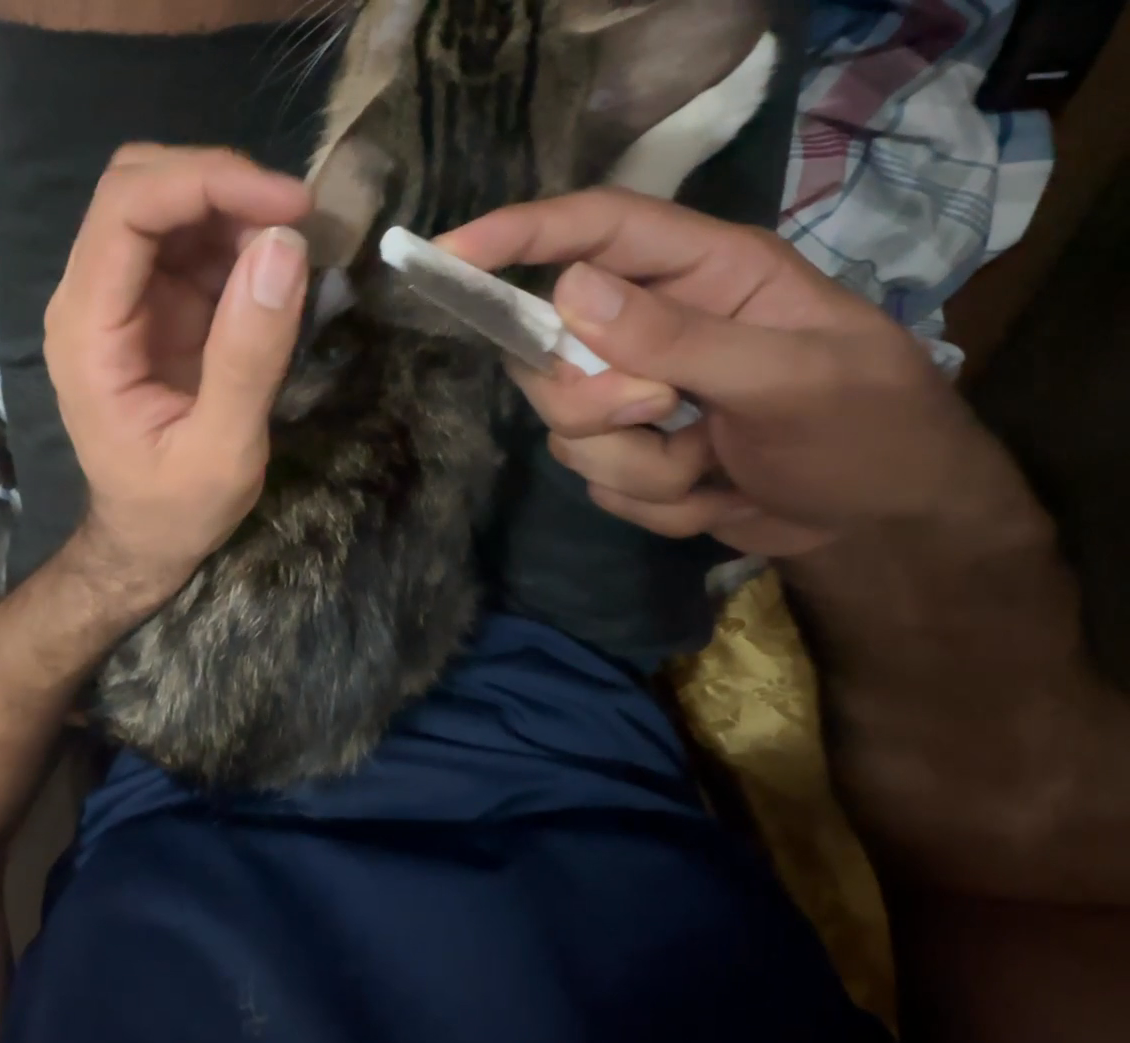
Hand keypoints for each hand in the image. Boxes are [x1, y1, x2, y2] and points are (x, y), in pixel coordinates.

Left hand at [45, 144, 311, 601]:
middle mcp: (89, 299)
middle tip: (297, 220)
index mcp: (87, 333)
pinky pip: (188, 237)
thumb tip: (285, 247)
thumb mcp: (221, 452)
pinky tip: (274, 268)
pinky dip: (236, 234)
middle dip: (219, 182)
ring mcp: (119, 296)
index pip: (125, 210)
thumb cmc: (173, 509)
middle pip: (136, 185)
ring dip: (233, 206)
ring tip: (295, 250)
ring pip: (163, 200)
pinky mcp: (151, 302)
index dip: (207, 182)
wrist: (144, 537)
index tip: (292, 205)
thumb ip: (248, 356)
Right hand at [438, 189, 999, 556]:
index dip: (519, 233)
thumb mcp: (794, 377)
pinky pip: (591, 477)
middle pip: (550, 346)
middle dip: (593, 396)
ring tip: (710, 465)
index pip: (596, 228)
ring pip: (563, 424)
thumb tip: (569, 290)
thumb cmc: (872, 430)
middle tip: (661, 411)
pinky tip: (710, 494)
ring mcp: (630, 392)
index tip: (450, 253)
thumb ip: (680, 336)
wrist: (880, 527)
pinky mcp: (623, 449)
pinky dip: (651, 500)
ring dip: (637, 463)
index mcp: (702, 273)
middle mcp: (651, 324)